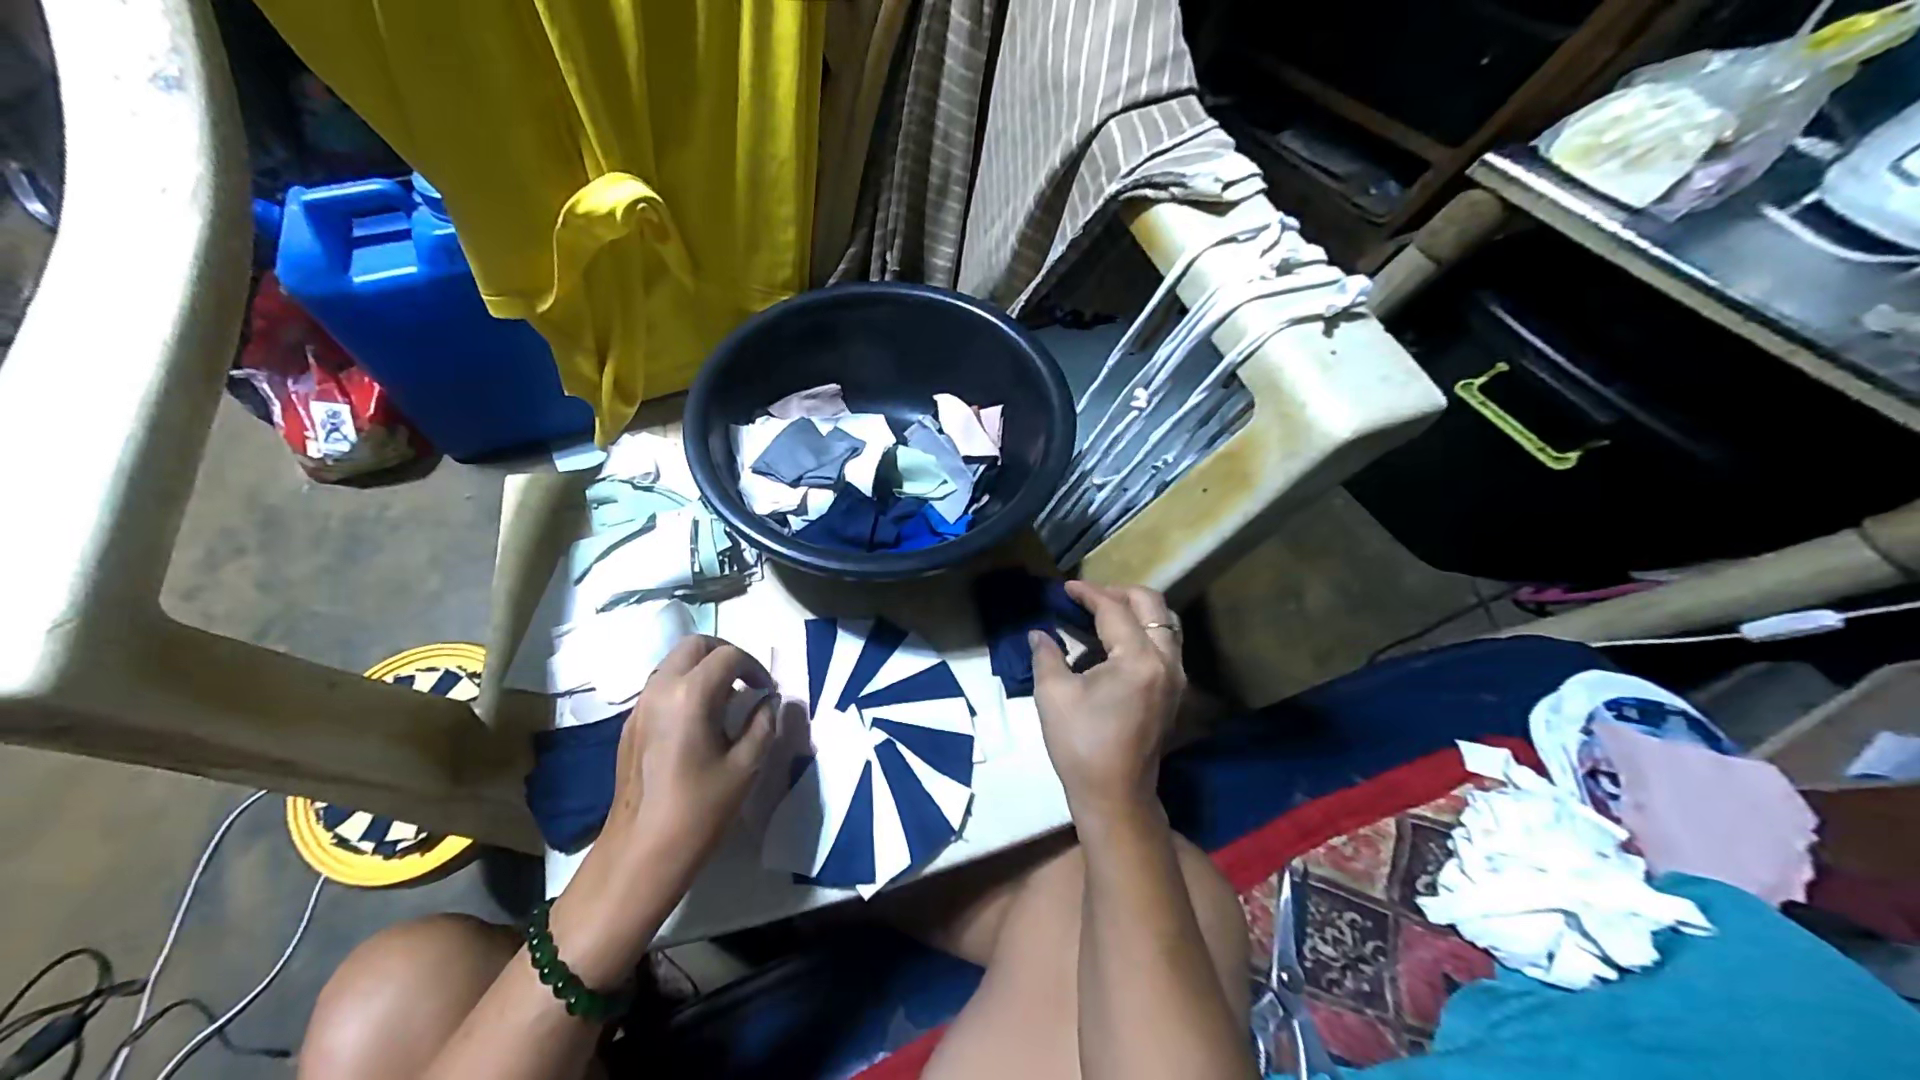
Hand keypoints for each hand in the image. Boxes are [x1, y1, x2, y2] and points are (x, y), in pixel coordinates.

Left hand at [598, 635, 778, 878]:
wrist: (641, 852)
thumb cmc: (699, 809)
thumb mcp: (746, 766)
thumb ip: (763, 724)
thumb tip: (768, 702)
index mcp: (689, 696)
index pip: (728, 657)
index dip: (755, 667)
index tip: (768, 691)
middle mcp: (659, 690)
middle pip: (694, 646)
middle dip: (726, 655)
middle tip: (747, 682)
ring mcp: (639, 707)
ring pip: (674, 664)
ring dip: (703, 669)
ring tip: (727, 701)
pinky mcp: (630, 726)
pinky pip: (661, 687)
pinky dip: (685, 687)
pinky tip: (701, 722)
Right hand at [1030, 582, 1185, 821]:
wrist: (1114, 795)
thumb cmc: (1080, 745)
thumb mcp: (1053, 695)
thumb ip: (1047, 655)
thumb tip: (1039, 634)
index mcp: (1138, 659)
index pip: (1114, 610)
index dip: (1088, 593)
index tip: (1065, 588)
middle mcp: (1166, 661)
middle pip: (1152, 605)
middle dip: (1118, 593)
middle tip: (1088, 596)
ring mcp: (1176, 677)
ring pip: (1165, 623)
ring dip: (1136, 610)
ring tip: (1104, 612)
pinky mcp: (1174, 691)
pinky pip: (1166, 644)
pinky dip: (1144, 630)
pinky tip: (1116, 640)